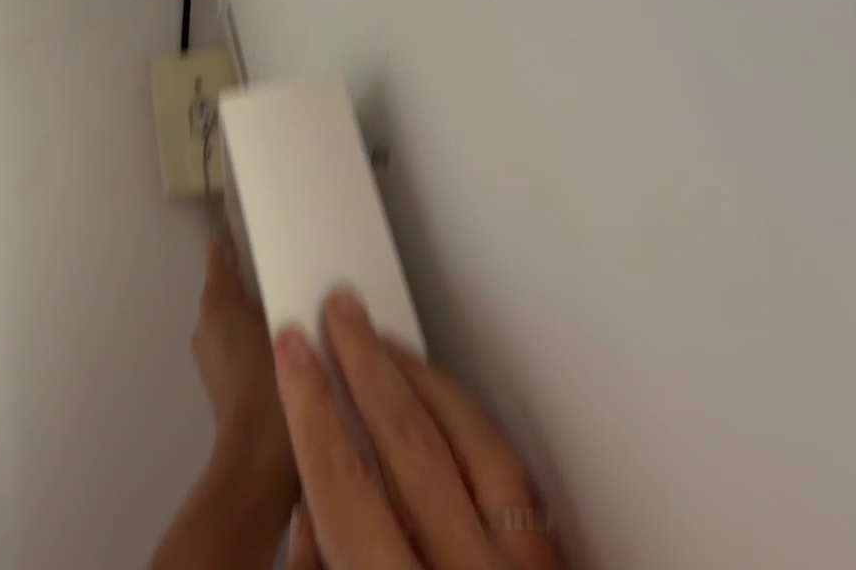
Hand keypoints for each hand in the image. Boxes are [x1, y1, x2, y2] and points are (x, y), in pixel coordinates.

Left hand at [191, 233, 292, 477]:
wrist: (260, 459)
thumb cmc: (274, 385)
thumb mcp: (289, 328)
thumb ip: (286, 294)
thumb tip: (291, 274)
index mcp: (217, 304)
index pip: (220, 253)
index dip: (235, 232)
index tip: (255, 216)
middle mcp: (205, 324)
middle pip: (228, 284)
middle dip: (254, 271)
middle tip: (292, 259)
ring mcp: (209, 354)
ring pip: (233, 315)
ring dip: (256, 305)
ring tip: (296, 299)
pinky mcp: (219, 379)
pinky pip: (237, 341)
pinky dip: (256, 333)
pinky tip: (289, 340)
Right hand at [274, 289, 560, 569]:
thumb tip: (309, 513)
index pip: (345, 482)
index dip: (312, 405)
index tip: (294, 351)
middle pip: (413, 443)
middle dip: (368, 363)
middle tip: (342, 312)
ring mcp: (531, 568)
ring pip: (478, 442)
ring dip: (424, 379)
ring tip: (387, 342)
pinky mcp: (562, 562)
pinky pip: (517, 471)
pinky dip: (473, 421)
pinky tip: (446, 399)